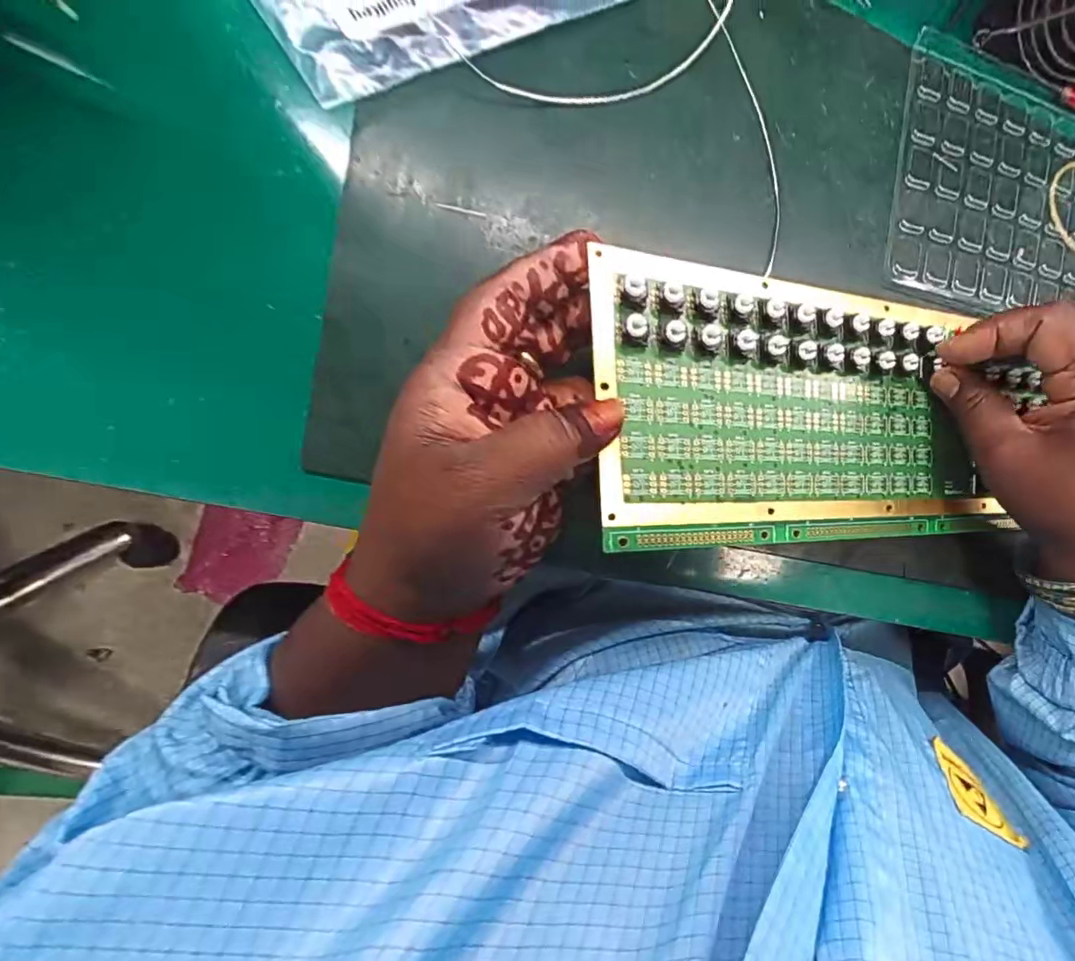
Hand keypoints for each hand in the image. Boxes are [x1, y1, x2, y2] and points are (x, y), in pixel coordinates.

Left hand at [346, 230, 623, 622]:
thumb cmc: (434, 532)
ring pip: (566, 383)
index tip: (589, 248)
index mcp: (457, 381)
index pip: (498, 308)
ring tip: (650, 349)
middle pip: (538, 337)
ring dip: (604, 366)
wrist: (424, 598)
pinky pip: (580, 431)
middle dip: (581, 310)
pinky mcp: (539, 467)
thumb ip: (552, 439)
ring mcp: (517, 432)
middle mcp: (489, 396)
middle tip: (636, 294)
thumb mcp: (485, 481)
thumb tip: (616, 409)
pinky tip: (640, 411)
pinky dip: (608, 420)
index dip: (539, 274)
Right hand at [930, 302, 1074, 588]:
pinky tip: (997, 375)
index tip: (948, 354)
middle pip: (1054, 322)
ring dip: (1010, 346)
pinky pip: (1063, 356)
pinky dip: (1026, 361)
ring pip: (1058, 335)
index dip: (990, 333)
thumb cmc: (1054, 500)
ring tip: (970, 364)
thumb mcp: (1004, 452)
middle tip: (956, 357)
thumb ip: (973, 405)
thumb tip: (943, 373)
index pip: (1045, 324)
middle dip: (998, 336)